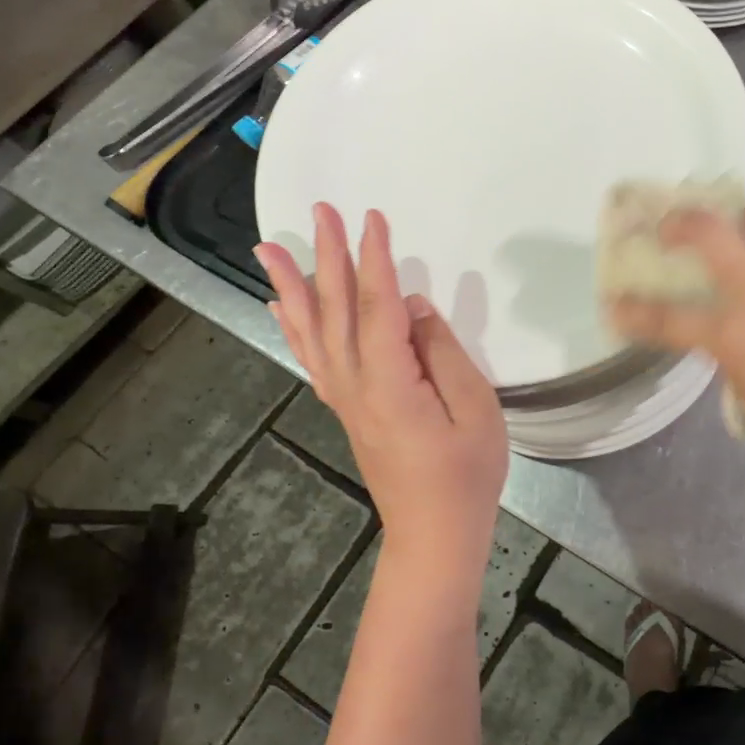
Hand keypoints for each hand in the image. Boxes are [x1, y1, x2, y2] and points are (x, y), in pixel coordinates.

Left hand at [254, 203, 507, 575]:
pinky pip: (313, 357)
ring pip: (312, 331)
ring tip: (270, 248)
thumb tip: (415, 308)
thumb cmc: (465, 473)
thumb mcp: (474, 409)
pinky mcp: (347, 408)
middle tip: (320, 211)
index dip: (374, 259)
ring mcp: (344, 398)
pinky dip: (294, 327)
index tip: (371, 218)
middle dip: (328, 257)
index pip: (377, 306)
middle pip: (335, 310)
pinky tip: (282, 307)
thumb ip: (442, 353)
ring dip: (293, 286)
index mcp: (388, 381)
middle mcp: (353, 384)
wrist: (434, 532)